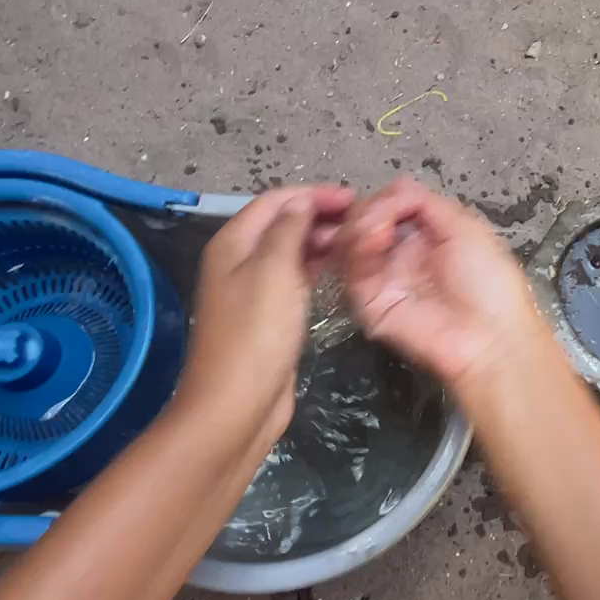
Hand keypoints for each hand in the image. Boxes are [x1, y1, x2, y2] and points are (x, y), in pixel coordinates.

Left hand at [170, 184, 353, 438]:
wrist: (237, 404)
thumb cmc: (255, 333)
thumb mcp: (274, 270)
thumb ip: (289, 230)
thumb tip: (302, 203)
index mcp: (234, 243)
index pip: (276, 201)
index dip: (313, 194)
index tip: (355, 198)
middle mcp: (240, 261)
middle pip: (283, 224)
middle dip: (320, 215)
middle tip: (365, 221)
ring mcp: (254, 290)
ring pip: (292, 251)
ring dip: (322, 241)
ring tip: (361, 242)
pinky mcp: (270, 316)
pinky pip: (296, 278)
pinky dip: (318, 267)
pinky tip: (343, 269)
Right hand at [337, 178, 549, 388]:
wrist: (491, 336)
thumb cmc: (490, 281)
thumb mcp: (467, 228)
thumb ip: (428, 203)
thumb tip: (397, 186)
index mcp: (426, 237)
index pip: (389, 207)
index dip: (387, 198)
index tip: (396, 195)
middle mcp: (401, 256)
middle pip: (365, 222)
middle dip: (369, 209)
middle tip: (384, 215)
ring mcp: (384, 280)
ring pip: (352, 243)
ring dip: (360, 225)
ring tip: (379, 227)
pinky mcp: (371, 304)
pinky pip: (353, 272)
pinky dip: (358, 248)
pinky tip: (374, 239)